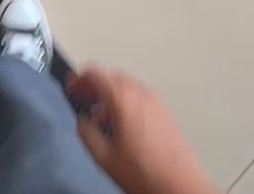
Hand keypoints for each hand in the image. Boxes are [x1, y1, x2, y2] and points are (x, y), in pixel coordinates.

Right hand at [67, 67, 213, 193]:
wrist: (182, 187)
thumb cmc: (141, 170)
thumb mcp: (104, 156)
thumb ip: (86, 132)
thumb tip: (83, 119)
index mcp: (122, 96)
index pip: (95, 72)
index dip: (79, 77)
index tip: (71, 87)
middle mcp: (139, 91)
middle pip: (111, 76)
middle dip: (95, 85)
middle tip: (84, 100)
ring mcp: (155, 100)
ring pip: (126, 86)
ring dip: (111, 94)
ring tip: (103, 117)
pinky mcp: (166, 111)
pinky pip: (140, 96)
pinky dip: (126, 101)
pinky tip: (124, 124)